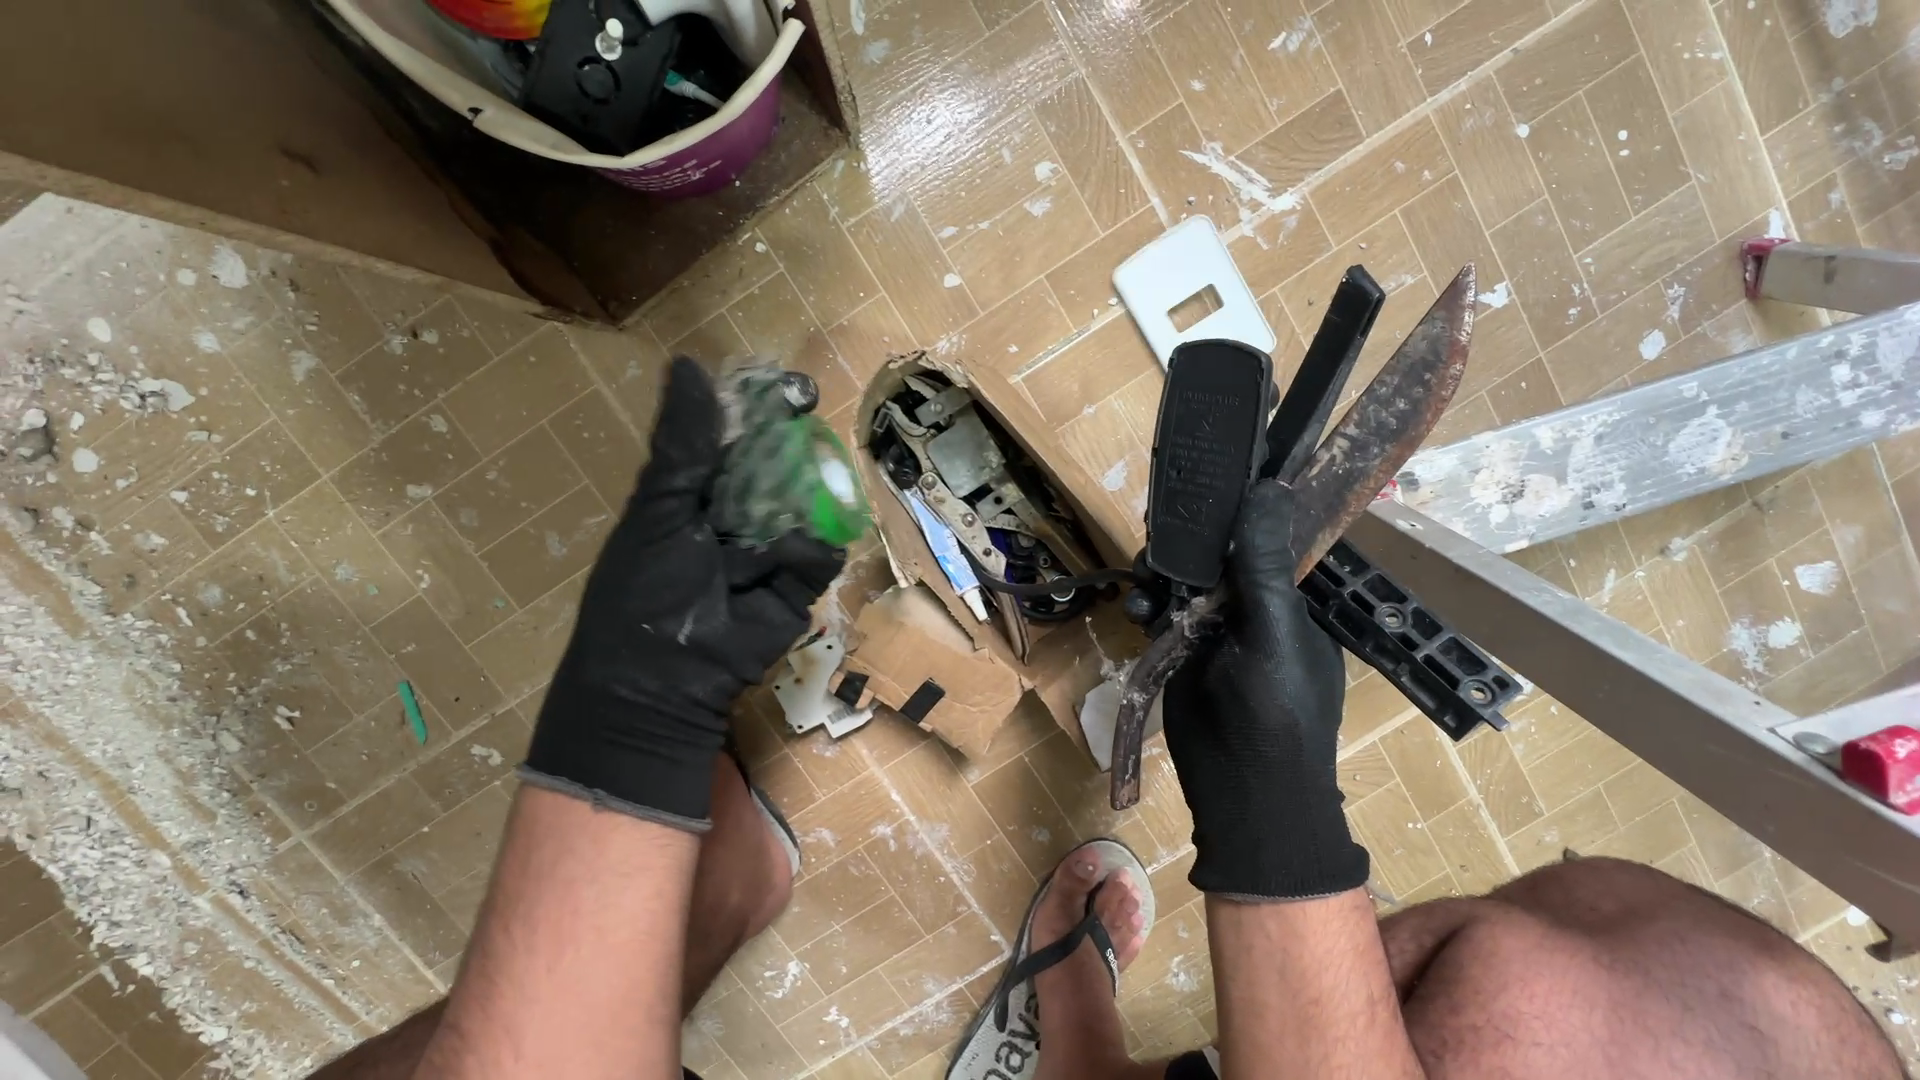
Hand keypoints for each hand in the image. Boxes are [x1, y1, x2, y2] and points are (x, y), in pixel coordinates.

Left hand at [522, 359, 844, 830]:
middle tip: (810, 419)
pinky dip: (809, 549)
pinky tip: (792, 549)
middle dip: (794, 449)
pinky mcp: (797, 588)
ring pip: (805, 508)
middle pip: (778, 471)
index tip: (785, 389)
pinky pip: (818, 555)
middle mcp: (737, 519)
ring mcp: (770, 553)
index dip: (759, 415)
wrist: (658, 684)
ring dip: (807, 495)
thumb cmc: (642, 589)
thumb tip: (689, 364)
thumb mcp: (658, 507)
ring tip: (805, 483)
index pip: (736, 442)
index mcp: (697, 496)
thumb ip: (683, 442)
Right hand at [1163, 481, 1367, 899]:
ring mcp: (1212, 632)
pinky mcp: (1180, 653)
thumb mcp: (1274, 632)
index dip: (1231, 515)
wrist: (1245, 791)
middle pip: (1213, 558)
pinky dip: (1146, 606)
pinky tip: (1137, 611)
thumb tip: (1269, 488)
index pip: (1259, 542)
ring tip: (1143, 582)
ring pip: (1180, 583)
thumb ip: (1262, 566)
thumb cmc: (1276, 711)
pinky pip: (1160, 615)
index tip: (1200, 489)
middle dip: (1184, 547)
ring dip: (1158, 576)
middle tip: (1156, 535)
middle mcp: (1250, 610)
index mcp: (1287, 602)